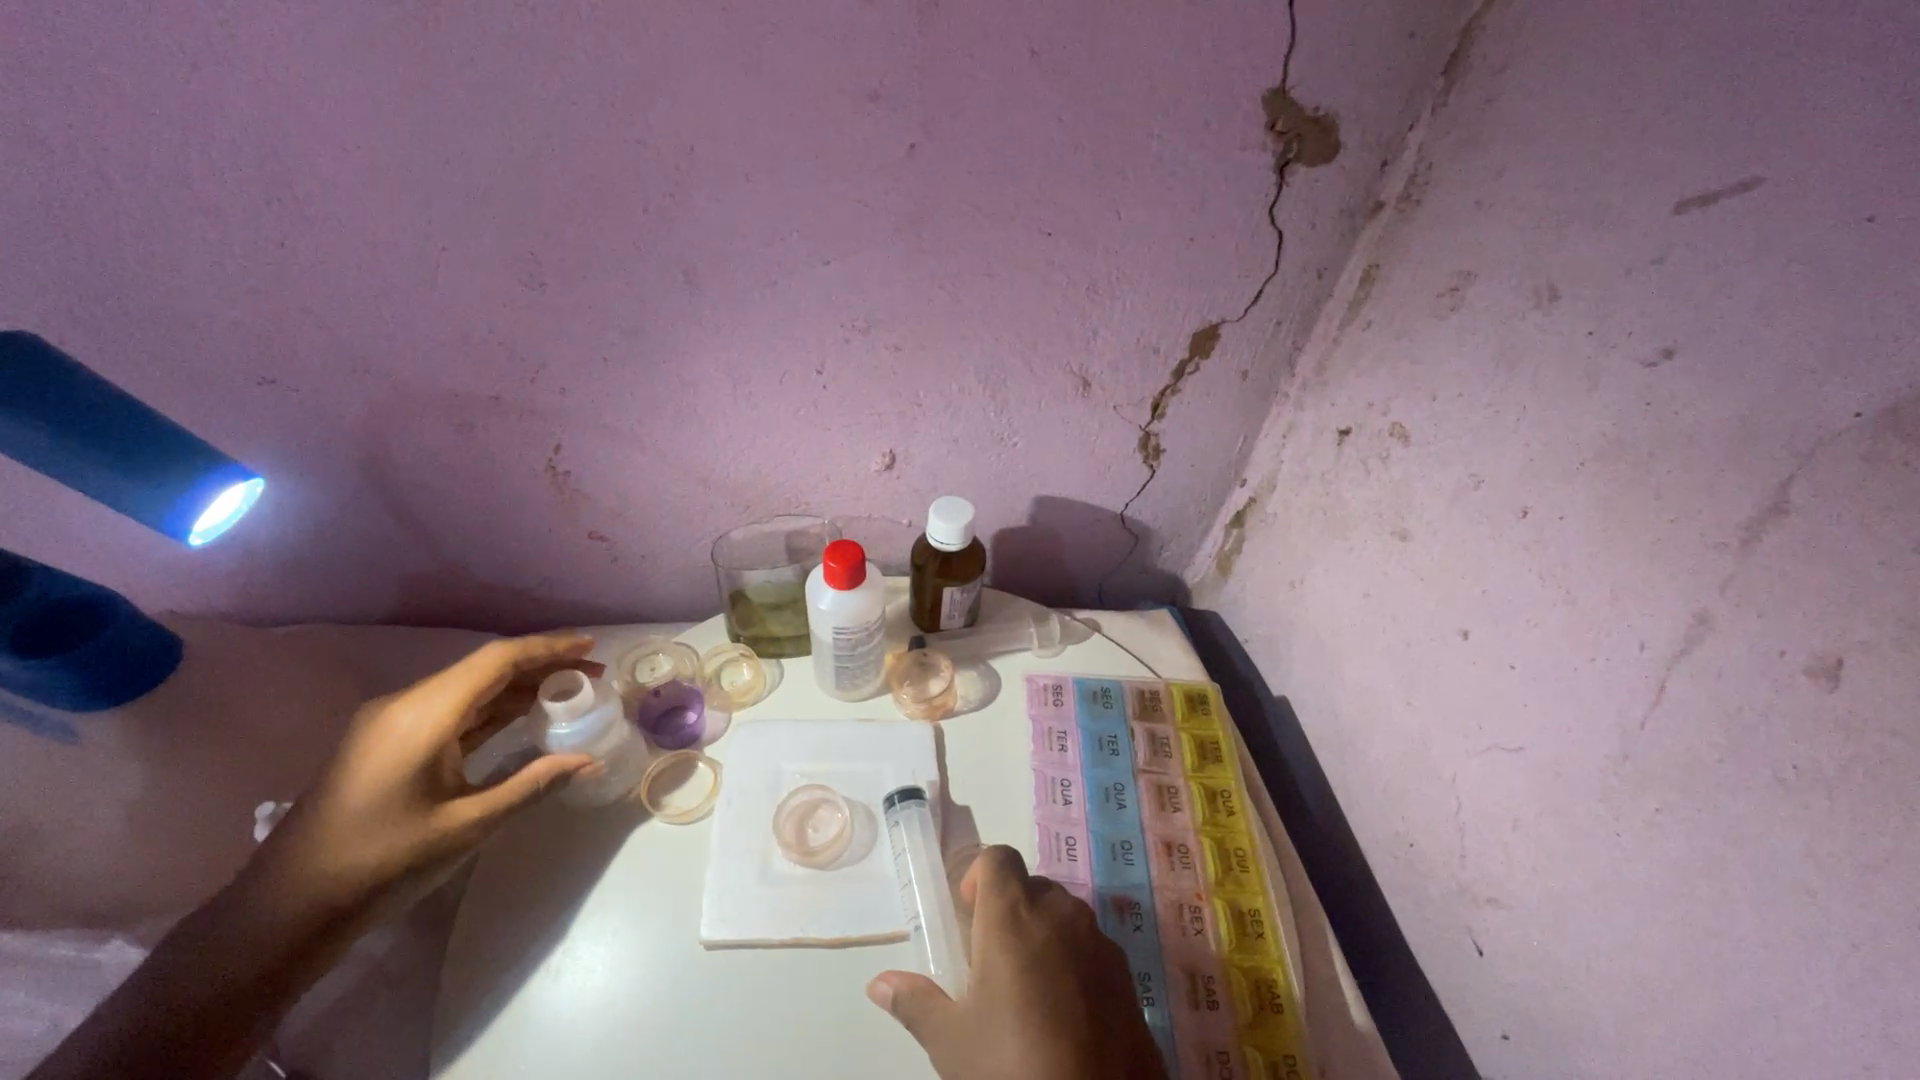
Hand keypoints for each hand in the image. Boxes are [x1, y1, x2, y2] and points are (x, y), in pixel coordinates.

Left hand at [245, 634, 600, 923]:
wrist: (289, 907)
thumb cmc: (382, 862)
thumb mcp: (468, 825)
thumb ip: (532, 784)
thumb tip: (589, 760)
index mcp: (423, 715)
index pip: (497, 661)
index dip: (549, 649)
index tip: (593, 647)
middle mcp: (405, 706)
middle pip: (484, 670)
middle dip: (540, 667)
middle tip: (593, 675)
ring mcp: (390, 725)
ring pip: (467, 690)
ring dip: (517, 689)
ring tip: (568, 694)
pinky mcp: (386, 745)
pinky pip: (450, 712)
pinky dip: (491, 710)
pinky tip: (522, 720)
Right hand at [867, 846, 1167, 1079]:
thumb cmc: (1015, 1066)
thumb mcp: (953, 1042)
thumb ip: (916, 1003)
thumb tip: (879, 984)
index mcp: (1013, 916)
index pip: (997, 857)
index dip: (979, 875)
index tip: (968, 915)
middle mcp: (1060, 914)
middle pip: (1031, 885)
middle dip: (1010, 908)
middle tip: (991, 958)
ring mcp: (1099, 941)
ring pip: (1064, 914)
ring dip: (1043, 932)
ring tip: (1027, 987)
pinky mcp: (1126, 972)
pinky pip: (1092, 945)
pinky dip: (1074, 959)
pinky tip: (1064, 1009)